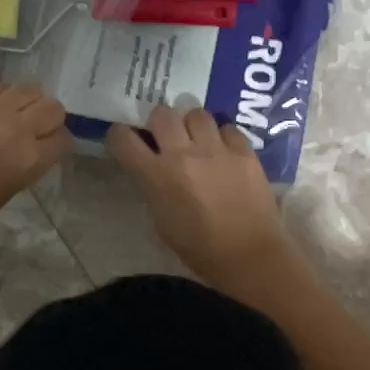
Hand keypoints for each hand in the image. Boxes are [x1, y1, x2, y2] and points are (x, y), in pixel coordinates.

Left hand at [0, 83, 71, 239]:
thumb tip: (37, 145)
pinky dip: (2, 95)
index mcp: (31, 159)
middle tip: (33, 125)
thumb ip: (30, 163)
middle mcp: (19, 127)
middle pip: (53, 107)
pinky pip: (0, 85)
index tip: (47, 144)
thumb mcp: (10, 188)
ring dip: (28, 100)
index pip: (63, 138)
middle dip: (49, 116)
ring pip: (30, 88)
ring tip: (13, 112)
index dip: (57, 141)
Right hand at [107, 104, 293, 289]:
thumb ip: (151, 187)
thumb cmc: (198, 248)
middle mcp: (182, 154)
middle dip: (160, 122)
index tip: (126, 139)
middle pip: (161, 113)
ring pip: (196, 113)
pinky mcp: (244, 151)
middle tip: (167, 135)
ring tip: (198, 138)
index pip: (123, 137)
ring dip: (192, 124)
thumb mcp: (160, 220)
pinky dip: (223, 137)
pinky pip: (228, 128)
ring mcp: (215, 150)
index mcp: (156, 175)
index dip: (120, 135)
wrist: (249, 256)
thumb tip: (149, 168)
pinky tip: (225, 151)